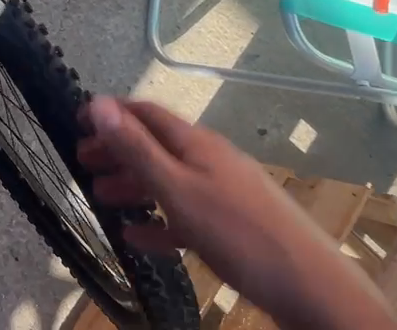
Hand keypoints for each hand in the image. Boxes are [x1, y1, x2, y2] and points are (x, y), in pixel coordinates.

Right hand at [77, 97, 396, 329]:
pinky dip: (160, 219)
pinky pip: (189, 213)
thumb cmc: (240, 235)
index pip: (144, 113)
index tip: (76, 122)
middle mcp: (211, 159)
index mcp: (196, 144)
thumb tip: (97, 102)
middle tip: (83, 162)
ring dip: (134, 185)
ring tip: (102, 199)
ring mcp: (227, 193)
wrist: (319, 294)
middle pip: (155, 145)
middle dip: (117, 150)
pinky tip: (140, 237)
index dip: (109, 113)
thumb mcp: (178, 190)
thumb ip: (136, 148)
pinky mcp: (238, 227)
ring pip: (170, 179)